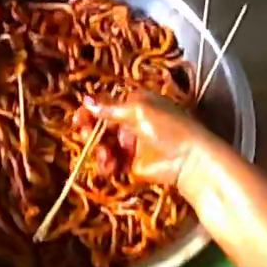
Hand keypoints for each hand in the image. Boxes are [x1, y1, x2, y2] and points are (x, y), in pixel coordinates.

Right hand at [86, 91, 224, 190]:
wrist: (189, 160)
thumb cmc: (168, 128)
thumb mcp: (138, 111)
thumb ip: (110, 108)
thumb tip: (86, 100)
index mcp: (134, 104)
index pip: (106, 104)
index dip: (90, 110)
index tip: (78, 118)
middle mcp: (130, 122)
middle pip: (100, 125)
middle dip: (91, 130)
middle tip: (88, 135)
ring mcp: (129, 143)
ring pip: (102, 144)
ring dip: (99, 149)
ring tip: (104, 155)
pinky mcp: (130, 163)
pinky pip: (110, 162)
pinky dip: (106, 164)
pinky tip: (110, 166)